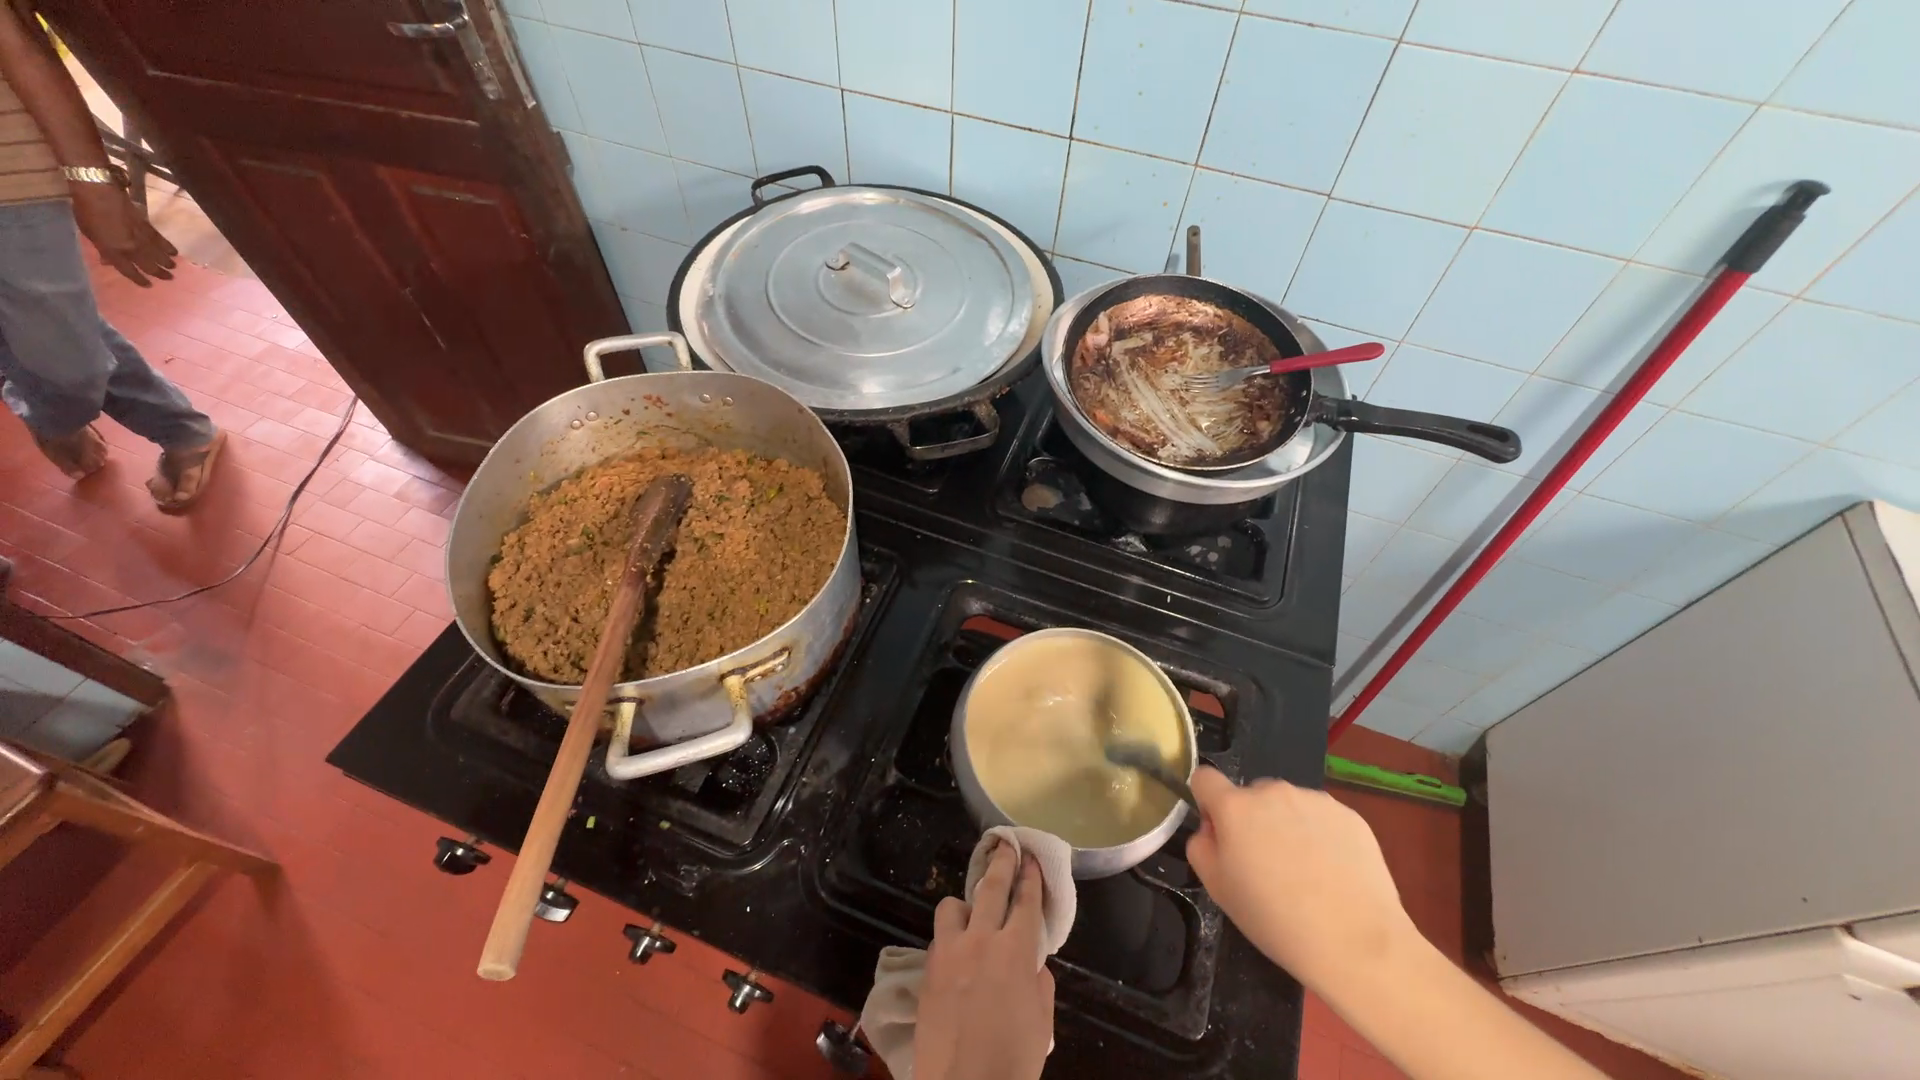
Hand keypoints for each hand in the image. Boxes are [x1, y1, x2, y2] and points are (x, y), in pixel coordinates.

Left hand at [69, 181, 175, 285]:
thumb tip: (108, 261)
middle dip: (159, 273)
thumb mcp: (88, 233)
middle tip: (168, 278)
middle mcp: (131, 248)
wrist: (99, 192)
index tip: (147, 285)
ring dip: (167, 262)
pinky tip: (173, 252)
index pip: (128, 270)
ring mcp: (142, 239)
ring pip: (159, 255)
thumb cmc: (87, 211)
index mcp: (113, 250)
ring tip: (172, 267)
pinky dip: (168, 248)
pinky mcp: (149, 229)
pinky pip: (162, 242)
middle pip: (149, 265)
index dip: (138, 279)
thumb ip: (102, 248)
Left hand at [915, 843, 1054, 1079]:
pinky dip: (950, 936)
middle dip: (1001, 863)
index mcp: (1015, 950)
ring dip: (966, 903)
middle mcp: (980, 940)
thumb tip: (1031, 964)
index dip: (1030, 877)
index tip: (1031, 859)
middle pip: (990, 888)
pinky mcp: (927, 971)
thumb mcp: (1041, 1020)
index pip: (1025, 901)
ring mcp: (949, 953)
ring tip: (973, 911)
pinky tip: (957, 949)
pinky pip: (939, 938)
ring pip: (953, 906)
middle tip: (1006, 846)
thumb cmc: (1014, 1059)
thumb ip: (1038, 983)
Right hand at [1186, 767, 1414, 985]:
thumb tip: (1213, 829)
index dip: (1208, 803)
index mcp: (1235, 807)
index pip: (1205, 778)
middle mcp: (1274, 792)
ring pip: (1289, 805)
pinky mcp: (1350, 815)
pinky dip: (1321, 836)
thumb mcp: (1217, 889)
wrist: (1355, 942)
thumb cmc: (1274, 919)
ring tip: (1306, 873)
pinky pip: (1322, 818)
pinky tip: (1333, 874)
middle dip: (1253, 820)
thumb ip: (1201, 846)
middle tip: (1267, 865)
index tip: (1222, 835)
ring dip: (1287, 826)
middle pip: (1251, 795)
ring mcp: (1316, 800)